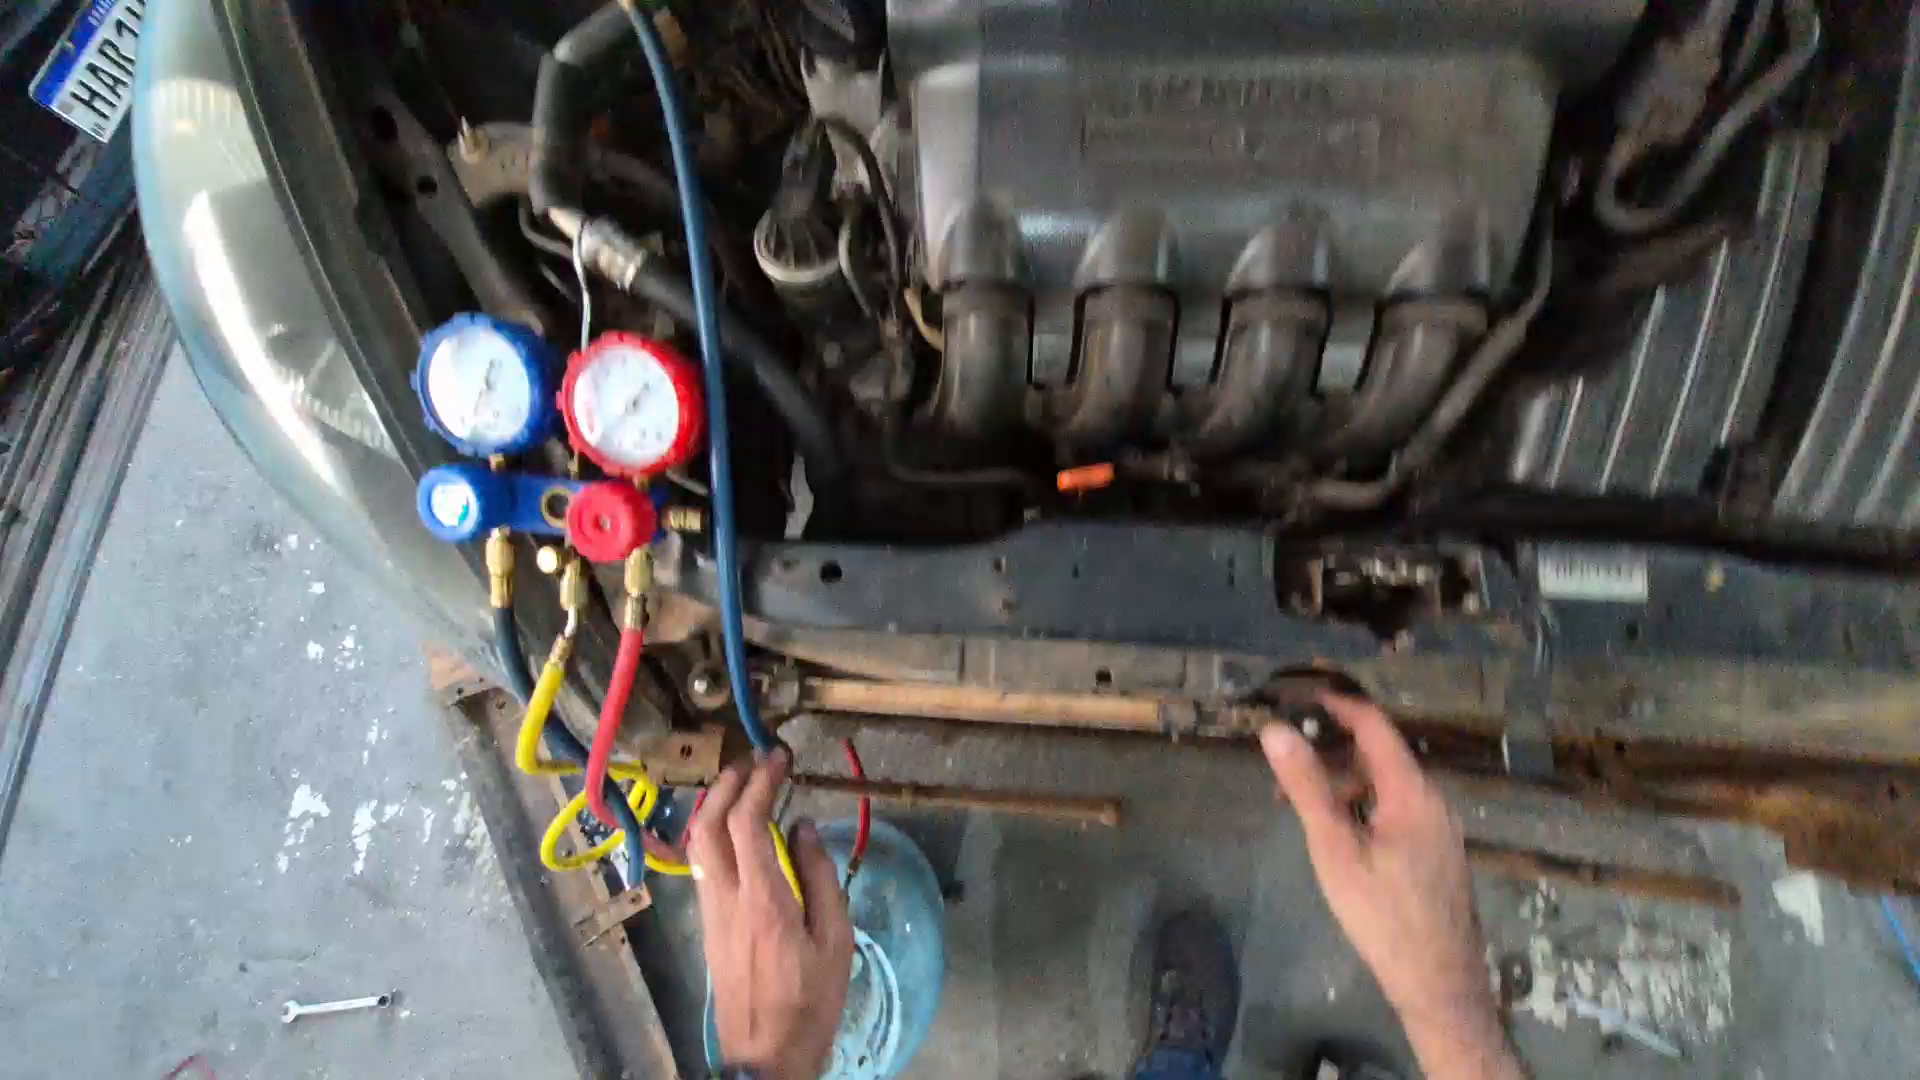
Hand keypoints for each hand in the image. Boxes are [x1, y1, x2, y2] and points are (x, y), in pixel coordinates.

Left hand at [688, 749, 855, 1079]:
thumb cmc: (811, 999)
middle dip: (727, 783)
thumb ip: (820, 877)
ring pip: (698, 843)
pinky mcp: (708, 925)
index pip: (748, 825)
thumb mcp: (835, 939)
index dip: (760, 783)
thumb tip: (803, 826)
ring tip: (743, 782)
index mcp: (762, 900)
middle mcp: (726, 899)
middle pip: (709, 825)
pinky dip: (715, 830)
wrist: (765, 1058)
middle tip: (753, 759)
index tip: (778, 758)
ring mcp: (711, 912)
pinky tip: (736, 826)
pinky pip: (703, 862)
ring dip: (717, 803)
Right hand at [1260, 696, 1521, 1079]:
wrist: (1439, 988)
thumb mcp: (1334, 847)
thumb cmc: (1382, 913)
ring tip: (1296, 805)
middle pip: (1377, 755)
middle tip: (1283, 759)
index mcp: (1412, 793)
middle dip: (1328, 751)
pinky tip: (1332, 831)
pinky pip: (1392, 808)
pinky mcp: (1434, 852)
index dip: (1338, 703)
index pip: (1375, 726)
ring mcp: (1437, 829)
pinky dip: (1357, 805)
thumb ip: (1306, 786)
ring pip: (1382, 785)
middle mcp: (1432, 802)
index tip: (1299, 691)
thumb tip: (1275, 729)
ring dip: (1339, 783)